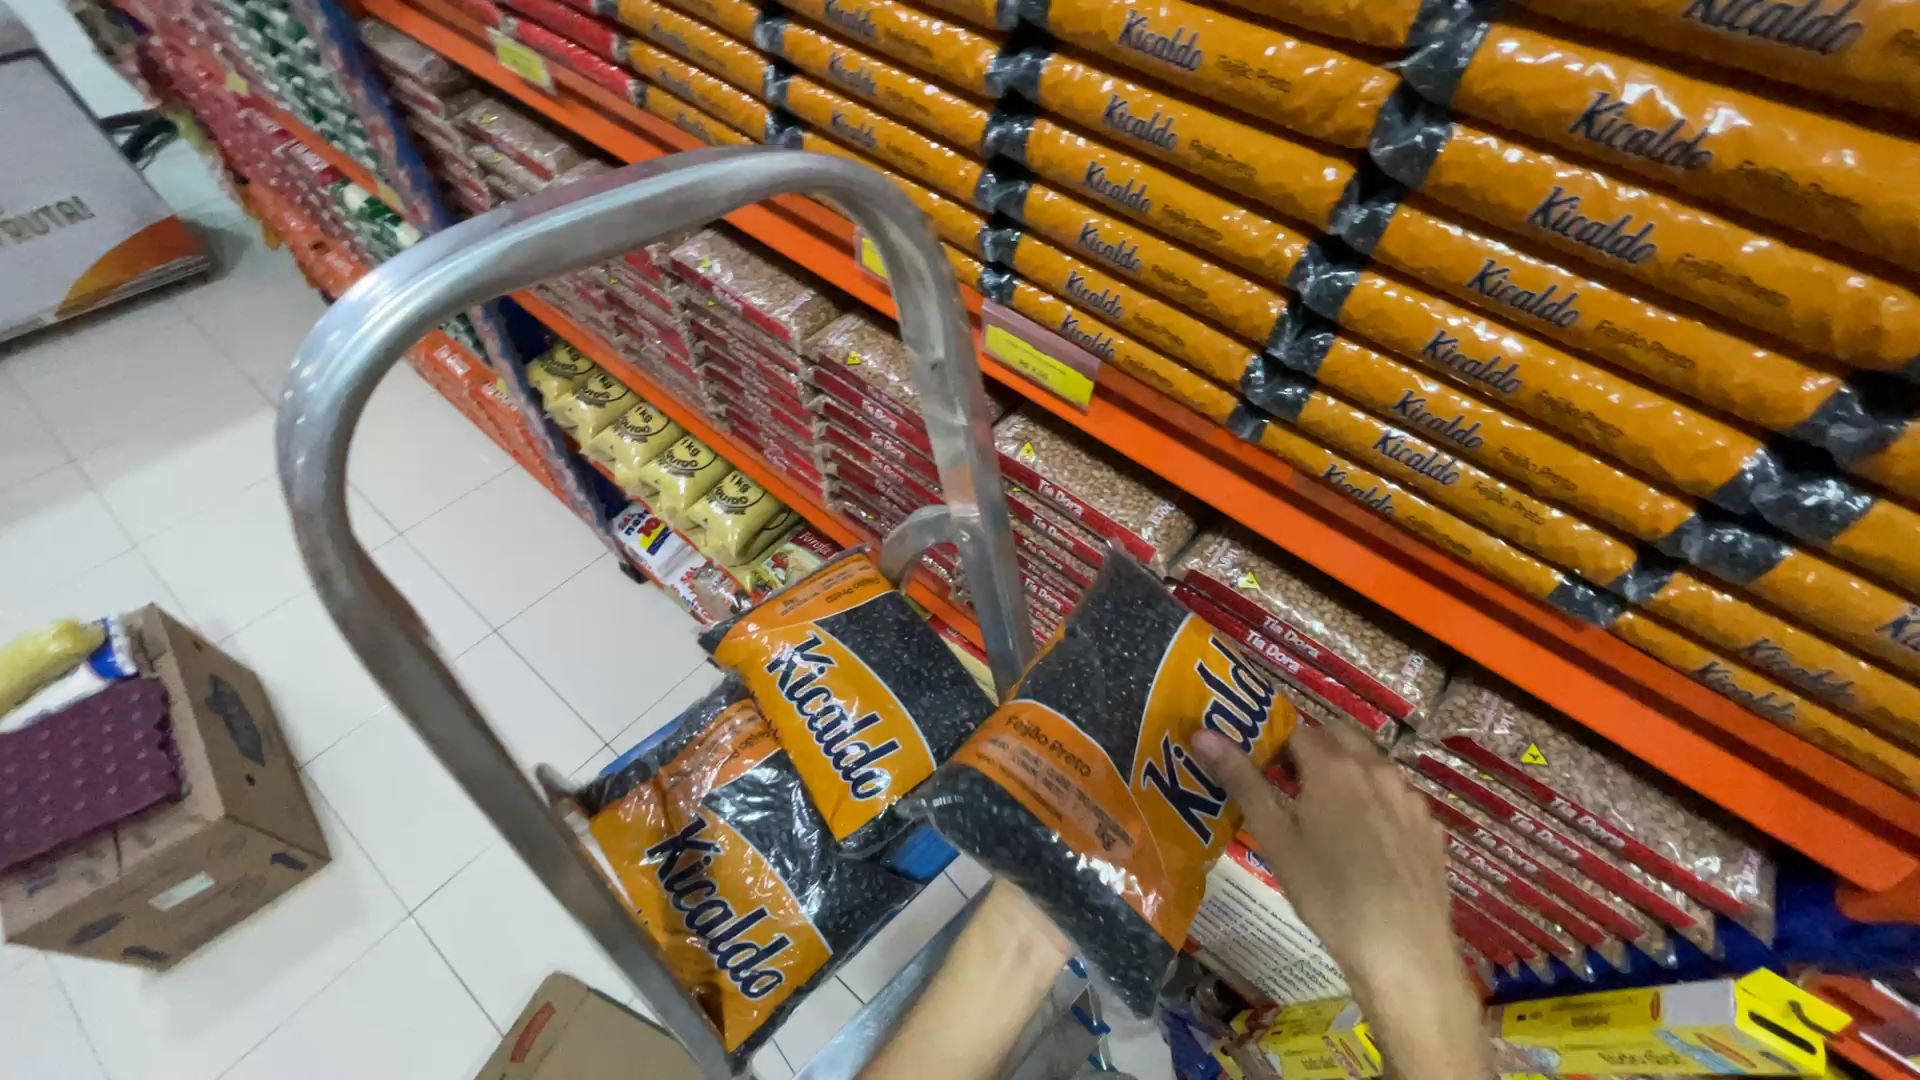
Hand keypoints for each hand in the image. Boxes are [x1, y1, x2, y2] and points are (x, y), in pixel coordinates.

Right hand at [1194, 721, 1487, 1079]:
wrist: (1403, 952)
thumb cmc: (1326, 891)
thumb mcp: (1274, 836)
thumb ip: (1240, 779)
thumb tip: (1202, 733)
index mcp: (1334, 765)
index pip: (1297, 730)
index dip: (1275, 745)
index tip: (1262, 772)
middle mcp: (1376, 769)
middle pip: (1339, 736)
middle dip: (1313, 749)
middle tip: (1290, 785)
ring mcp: (1410, 798)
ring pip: (1371, 763)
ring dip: (1346, 771)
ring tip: (1326, 814)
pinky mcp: (1430, 828)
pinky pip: (1396, 795)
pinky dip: (1375, 800)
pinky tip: (1366, 841)